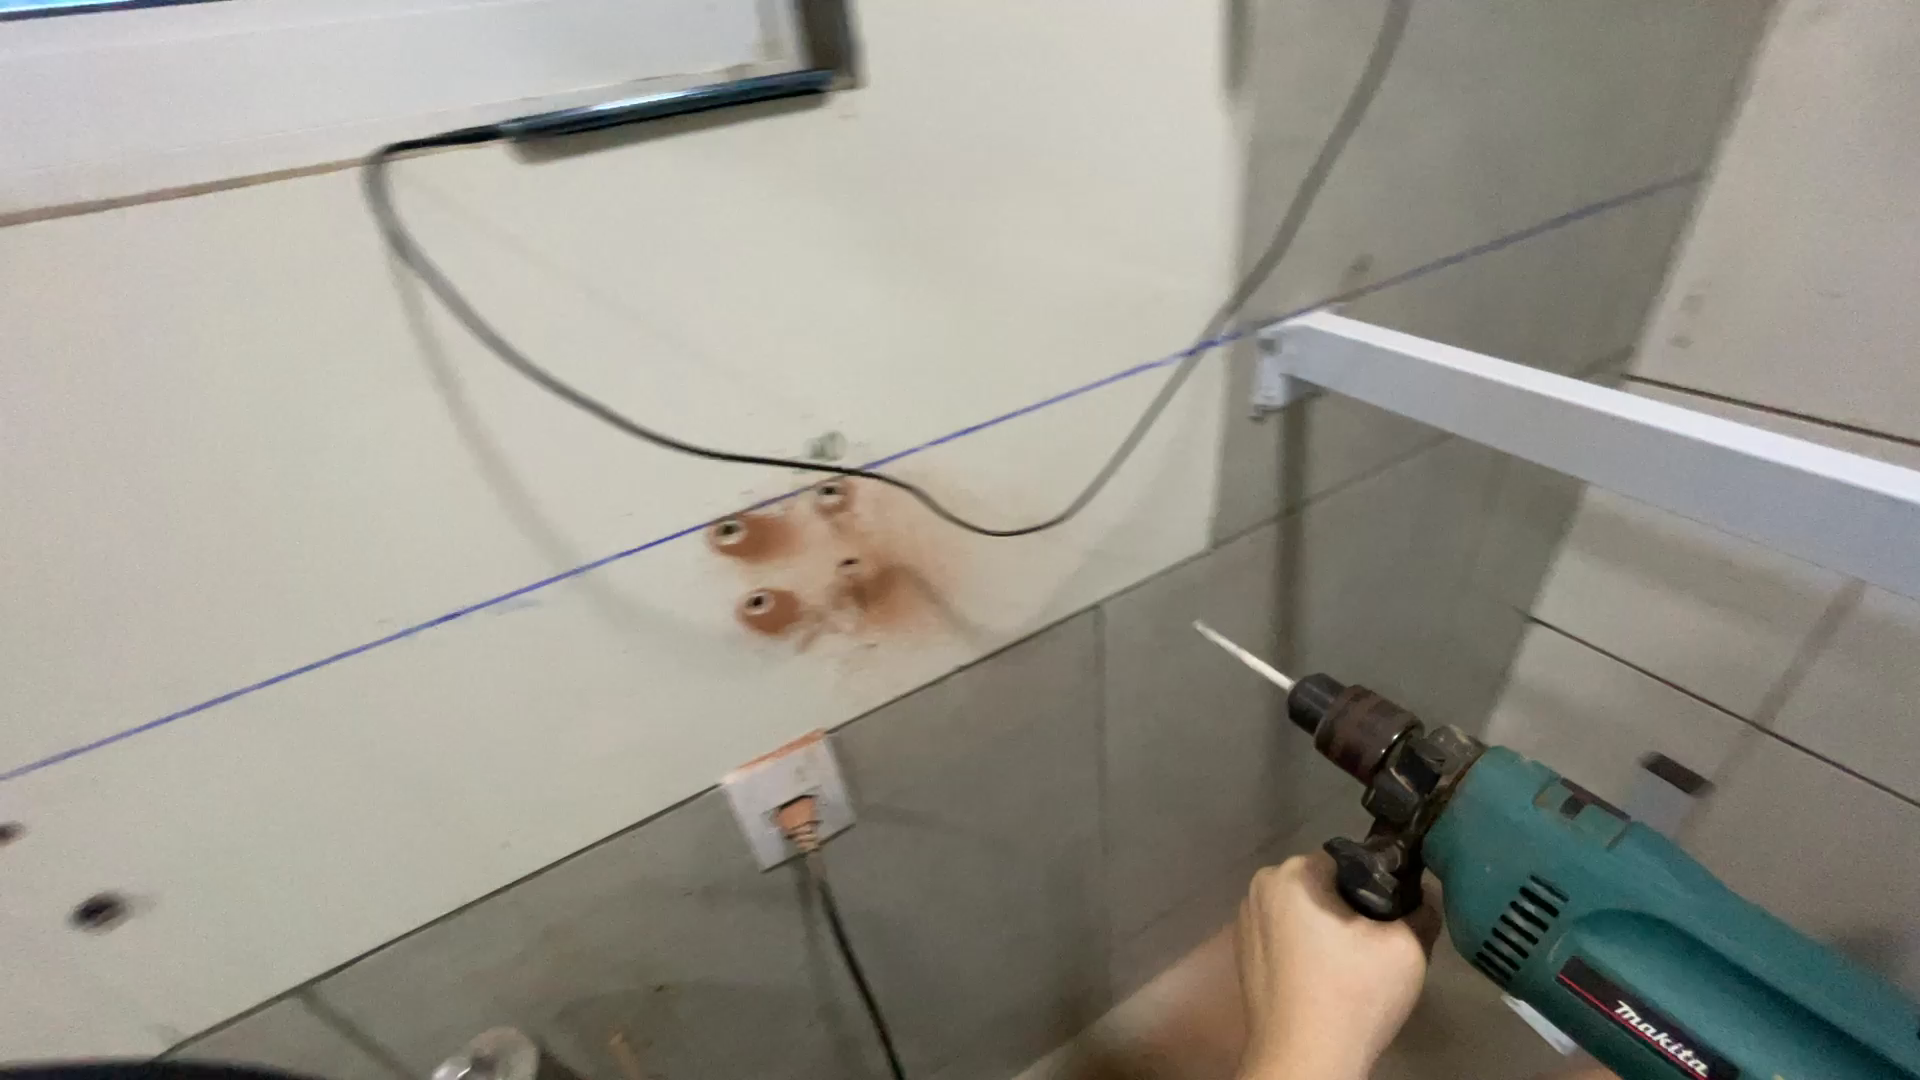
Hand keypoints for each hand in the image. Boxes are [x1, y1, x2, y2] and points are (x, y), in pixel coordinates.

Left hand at [1235, 852, 1440, 1079]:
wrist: (1303, 1055)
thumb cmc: (1353, 995)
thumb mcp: (1405, 950)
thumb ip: (1420, 912)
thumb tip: (1424, 895)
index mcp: (1294, 872)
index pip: (1345, 861)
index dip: (1375, 886)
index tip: (1391, 918)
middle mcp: (1261, 883)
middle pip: (1319, 884)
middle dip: (1347, 907)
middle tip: (1373, 947)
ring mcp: (1245, 914)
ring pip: (1299, 908)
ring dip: (1323, 927)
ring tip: (1349, 967)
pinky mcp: (1241, 946)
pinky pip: (1280, 932)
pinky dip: (1301, 946)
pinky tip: (1320, 978)